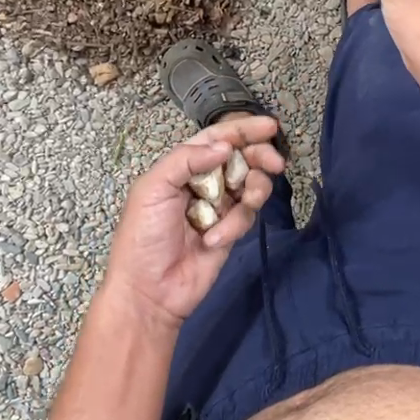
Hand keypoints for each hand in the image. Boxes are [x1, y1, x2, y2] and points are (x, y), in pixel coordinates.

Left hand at [101, 116, 286, 330]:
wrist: (149, 292)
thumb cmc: (143, 236)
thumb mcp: (153, 189)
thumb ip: (186, 160)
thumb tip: (225, 147)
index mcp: (181, 166)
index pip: (216, 138)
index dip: (243, 130)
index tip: (270, 127)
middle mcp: (203, 181)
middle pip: (241, 157)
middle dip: (260, 156)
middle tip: (275, 163)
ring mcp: (219, 206)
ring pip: (251, 184)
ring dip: (254, 190)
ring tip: (246, 202)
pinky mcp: (230, 230)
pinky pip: (246, 215)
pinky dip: (235, 224)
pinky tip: (214, 239)